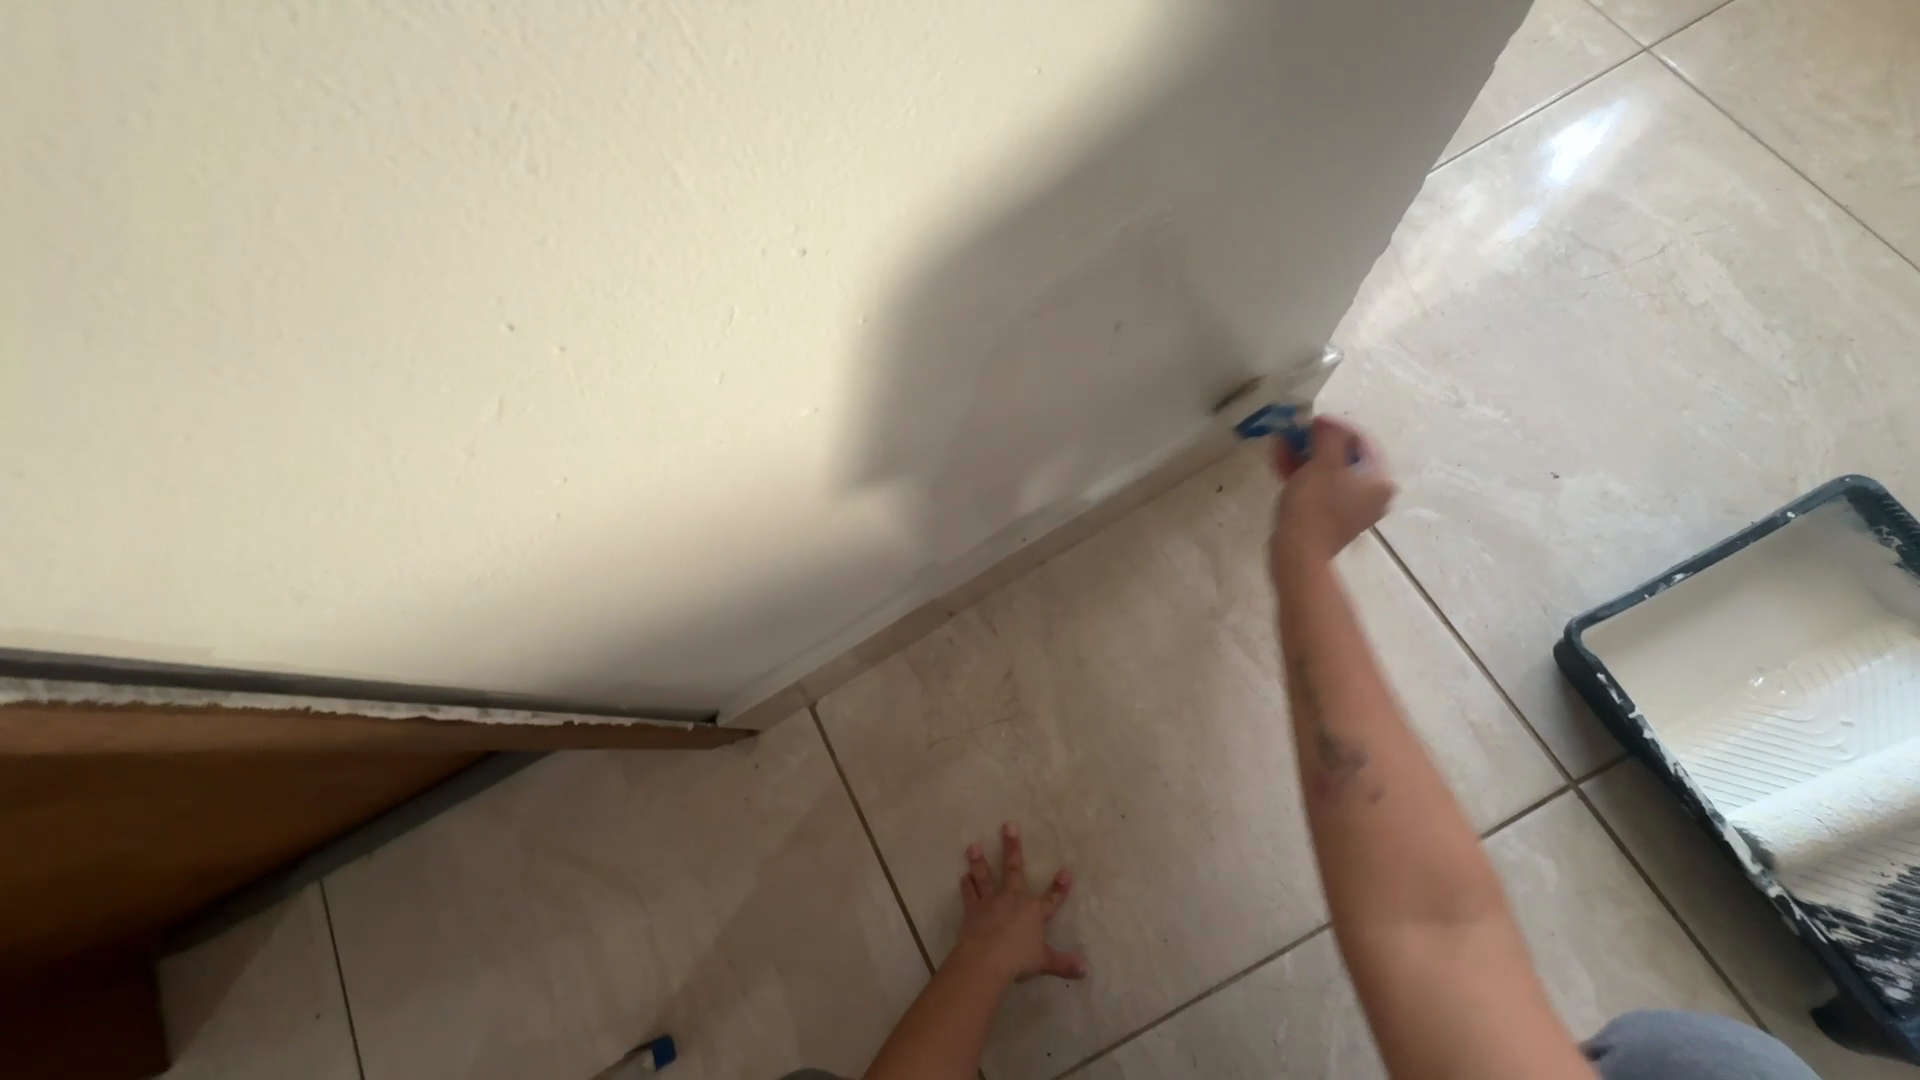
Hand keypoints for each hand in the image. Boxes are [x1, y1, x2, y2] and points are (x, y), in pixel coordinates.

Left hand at [949, 822, 1086, 982]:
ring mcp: (991, 901)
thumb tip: (1085, 970)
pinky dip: (966, 885)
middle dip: (1012, 847)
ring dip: (979, 861)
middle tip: (1008, 825)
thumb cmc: (1018, 960)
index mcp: (1033, 911)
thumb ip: (1064, 964)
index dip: (1060, 887)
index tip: (1066, 871)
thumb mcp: (1044, 962)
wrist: (986, 960)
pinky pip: (970, 894)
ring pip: (985, 876)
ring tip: (973, 845)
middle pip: (1014, 869)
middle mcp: (1013, 899)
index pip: (1051, 898)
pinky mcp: (973, 909)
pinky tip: (963, 876)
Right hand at [1270, 415, 1394, 566]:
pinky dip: (1305, 476)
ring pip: (1330, 472)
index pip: (1362, 440)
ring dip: (1306, 457)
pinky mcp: (1333, 518)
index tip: (1310, 419)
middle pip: (1345, 457)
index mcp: (1380, 479)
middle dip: (1315, 442)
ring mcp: (1353, 508)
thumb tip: (1326, 422)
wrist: (1298, 553)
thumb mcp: (1322, 463)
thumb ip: (1328, 436)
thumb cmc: (1314, 506)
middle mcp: (1373, 493)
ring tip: (1281, 445)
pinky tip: (1282, 464)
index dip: (1336, 425)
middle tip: (1293, 432)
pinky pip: (1322, 488)